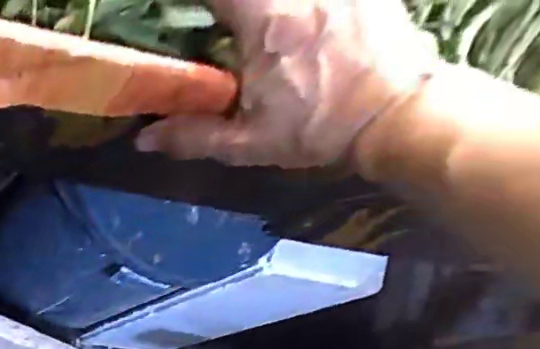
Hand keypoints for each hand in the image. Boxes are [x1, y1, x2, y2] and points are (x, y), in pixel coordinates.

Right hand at [136, 0, 439, 167]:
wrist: (396, 113)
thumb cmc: (315, 131)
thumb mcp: (245, 144)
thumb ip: (193, 136)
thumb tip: (143, 139)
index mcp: (268, 24)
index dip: (198, 3)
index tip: (182, 13)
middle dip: (232, 6)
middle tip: (216, 22)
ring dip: (261, 7)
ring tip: (249, 32)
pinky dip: (297, 8)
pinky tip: (301, 27)